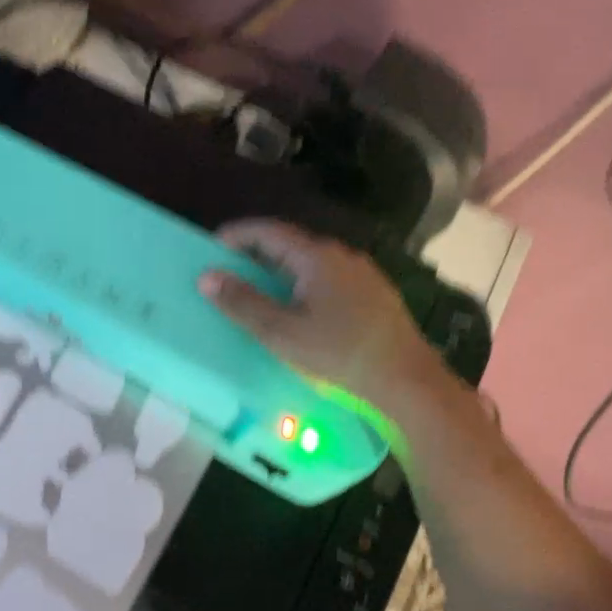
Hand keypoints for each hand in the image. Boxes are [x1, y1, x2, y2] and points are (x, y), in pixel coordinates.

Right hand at [199, 219, 444, 405]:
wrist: (405, 379)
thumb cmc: (338, 354)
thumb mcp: (280, 332)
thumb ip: (242, 303)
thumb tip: (206, 277)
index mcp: (316, 257)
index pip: (269, 231)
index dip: (238, 234)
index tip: (212, 245)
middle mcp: (342, 255)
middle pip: (291, 244)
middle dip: (257, 253)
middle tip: (231, 271)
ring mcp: (362, 274)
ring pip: (311, 262)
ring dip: (281, 270)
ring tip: (259, 290)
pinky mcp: (374, 294)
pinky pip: (328, 278)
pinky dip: (302, 283)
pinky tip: (299, 307)